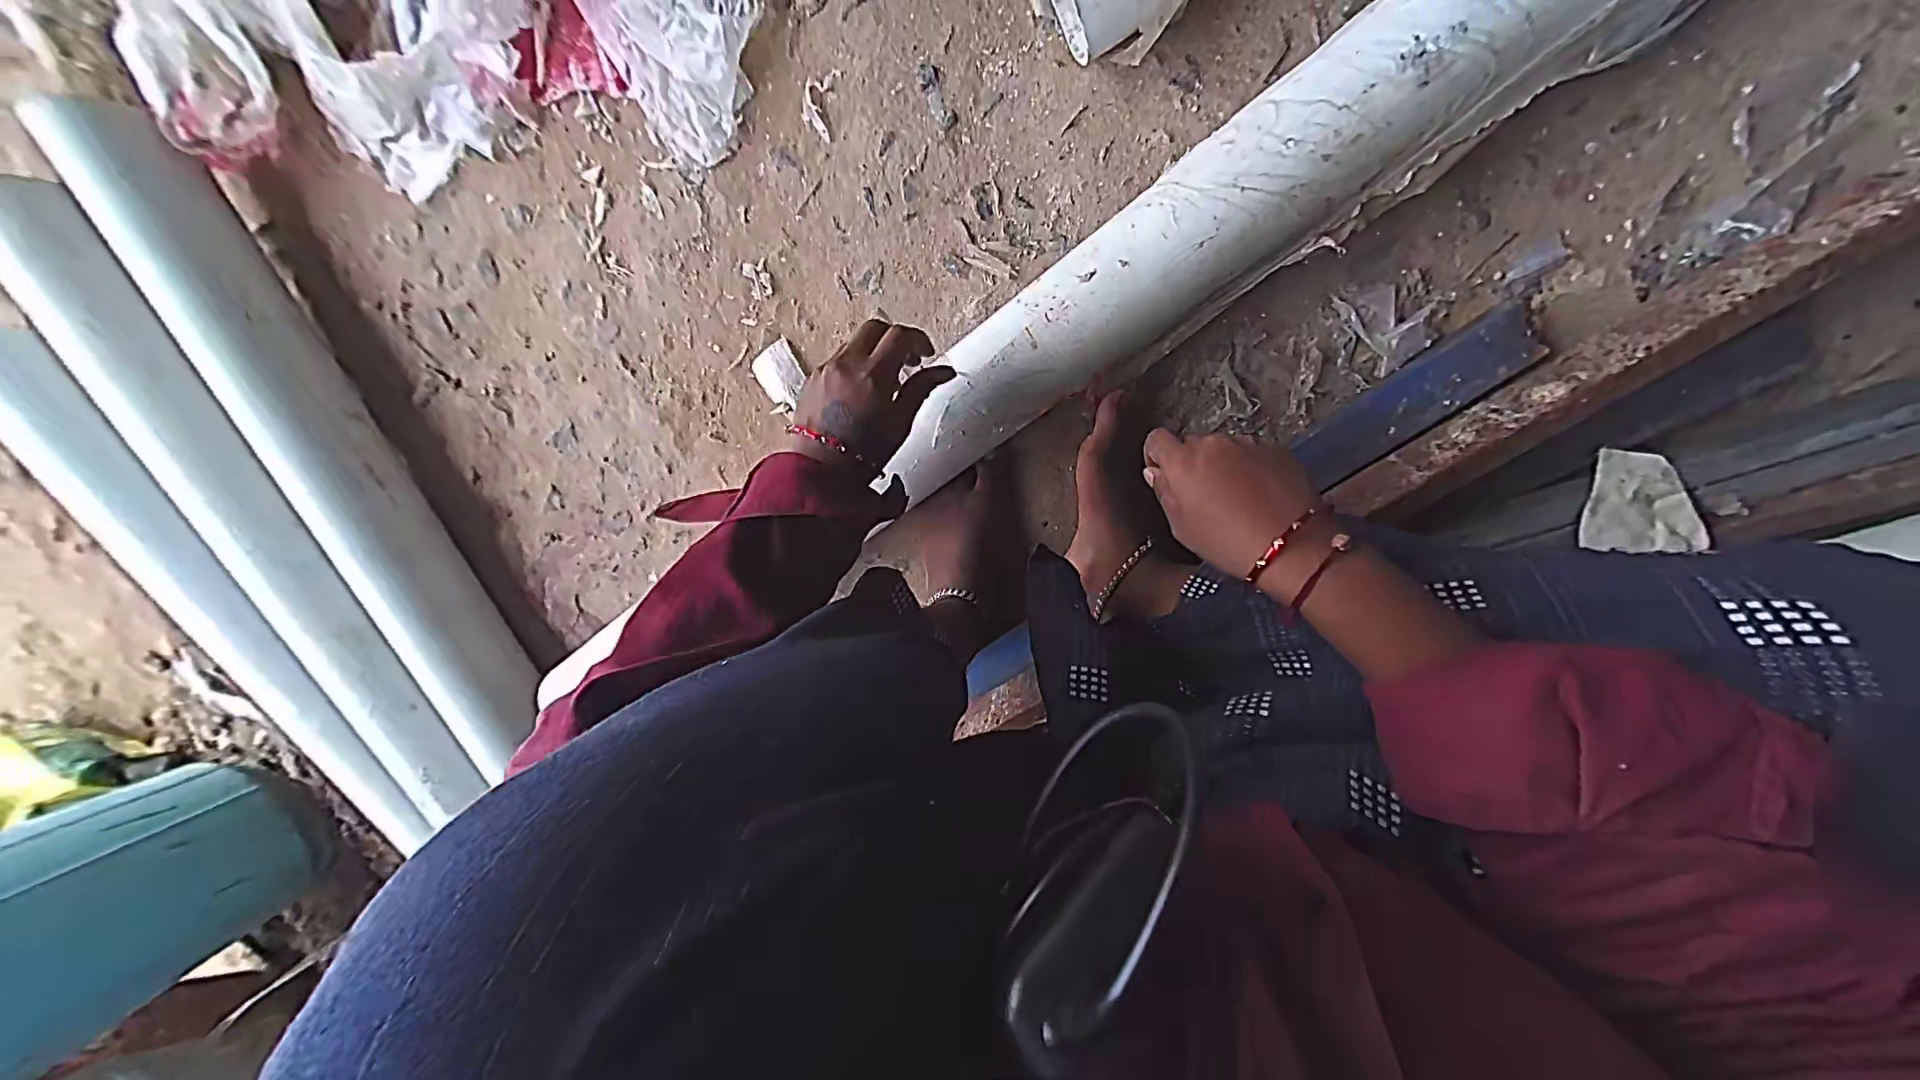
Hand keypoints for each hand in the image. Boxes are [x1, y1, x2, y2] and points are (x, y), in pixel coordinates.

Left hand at [788, 319, 954, 472]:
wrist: (821, 471)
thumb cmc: (859, 456)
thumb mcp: (901, 423)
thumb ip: (921, 389)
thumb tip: (941, 373)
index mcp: (873, 374)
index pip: (900, 335)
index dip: (918, 340)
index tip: (924, 354)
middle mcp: (847, 365)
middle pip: (875, 328)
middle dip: (895, 338)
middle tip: (907, 360)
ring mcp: (827, 370)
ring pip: (855, 342)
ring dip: (874, 352)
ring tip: (885, 380)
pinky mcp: (814, 379)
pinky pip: (839, 359)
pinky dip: (855, 365)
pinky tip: (862, 391)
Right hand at [1141, 430, 1322, 575]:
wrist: (1289, 545)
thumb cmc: (1229, 542)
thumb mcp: (1182, 527)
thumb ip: (1164, 493)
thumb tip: (1157, 474)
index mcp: (1183, 462)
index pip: (1157, 439)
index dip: (1156, 456)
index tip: (1163, 473)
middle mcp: (1214, 444)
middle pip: (1192, 444)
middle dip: (1193, 464)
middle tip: (1202, 496)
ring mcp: (1247, 444)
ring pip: (1223, 448)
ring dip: (1222, 465)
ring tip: (1234, 498)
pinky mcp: (1275, 449)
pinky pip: (1251, 454)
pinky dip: (1249, 468)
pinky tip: (1256, 495)